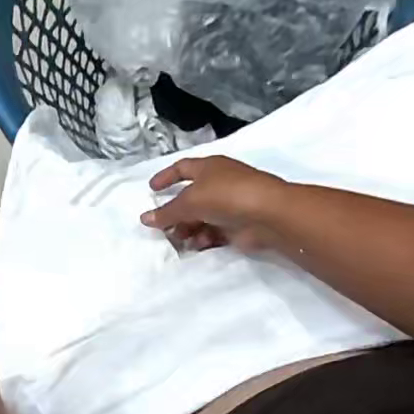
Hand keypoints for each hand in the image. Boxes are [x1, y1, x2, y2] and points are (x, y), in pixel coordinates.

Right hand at [142, 155, 295, 252]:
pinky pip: (213, 231)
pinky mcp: (237, 225)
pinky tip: (196, 246)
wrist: (268, 215)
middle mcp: (219, 183)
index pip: (182, 168)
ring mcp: (229, 205)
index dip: (166, 177)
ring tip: (177, 240)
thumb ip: (166, 212)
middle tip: (161, 226)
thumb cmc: (226, 196)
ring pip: (200, 217)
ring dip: (187, 228)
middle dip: (174, 212)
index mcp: (209, 167)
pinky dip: (202, 238)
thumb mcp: (189, 202)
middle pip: (190, 198)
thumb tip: (145, 218)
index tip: (151, 189)